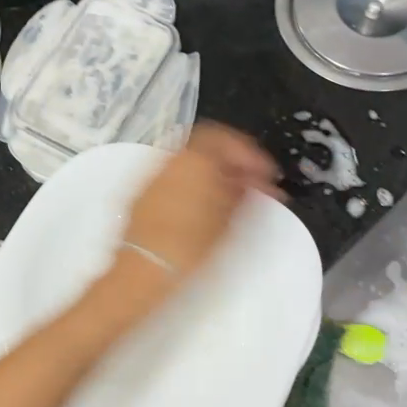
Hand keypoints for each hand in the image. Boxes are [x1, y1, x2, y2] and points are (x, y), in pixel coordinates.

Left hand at [118, 124, 281, 281]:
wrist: (143, 268)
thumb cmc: (189, 245)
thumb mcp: (228, 220)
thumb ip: (245, 192)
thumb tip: (258, 181)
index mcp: (195, 159)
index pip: (226, 138)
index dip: (249, 153)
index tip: (264, 173)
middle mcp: (171, 160)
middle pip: (206, 147)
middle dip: (230, 161)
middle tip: (249, 184)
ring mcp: (152, 177)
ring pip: (188, 164)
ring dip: (211, 173)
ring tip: (227, 198)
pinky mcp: (142, 195)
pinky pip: (172, 179)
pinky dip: (191, 185)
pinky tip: (201, 207)